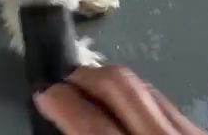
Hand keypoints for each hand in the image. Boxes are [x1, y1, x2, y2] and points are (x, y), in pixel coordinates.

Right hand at [34, 66, 204, 134]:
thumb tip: (68, 130)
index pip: (89, 122)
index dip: (59, 101)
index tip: (44, 95)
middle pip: (117, 86)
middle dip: (84, 77)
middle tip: (65, 85)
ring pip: (143, 86)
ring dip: (110, 84)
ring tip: (92, 93)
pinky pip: (164, 103)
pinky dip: (137, 98)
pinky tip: (127, 112)